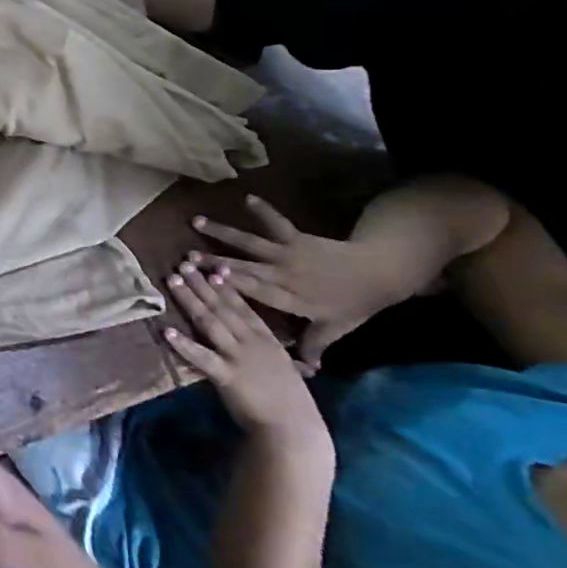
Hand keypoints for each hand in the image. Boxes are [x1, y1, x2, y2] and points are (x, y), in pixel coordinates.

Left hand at [163, 257, 326, 445]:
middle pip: (222, 306)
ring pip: (209, 321)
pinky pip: (201, 356)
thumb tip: (260, 340)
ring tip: (172, 280)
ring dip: (189, 299)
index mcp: (267, 340)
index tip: (213, 267)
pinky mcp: (226, 375)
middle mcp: (252, 342)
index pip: (243, 306)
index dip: (226, 286)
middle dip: (201, 283)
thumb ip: (271, 351)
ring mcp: (238, 357)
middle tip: (183, 263)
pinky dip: (184, 344)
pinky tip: (167, 331)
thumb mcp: (285, 368)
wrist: (295, 432)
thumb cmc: (291, 403)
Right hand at [194, 195, 444, 365]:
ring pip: (250, 242)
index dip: (232, 285)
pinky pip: (277, 222)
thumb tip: (303, 369)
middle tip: (188, 256)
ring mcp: (288, 254)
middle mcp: (284, 275)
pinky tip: (247, 198)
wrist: (378, 274)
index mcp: (291, 299)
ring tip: (197, 222)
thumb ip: (314, 344)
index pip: (256, 292)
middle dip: (214, 260)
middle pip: (244, 267)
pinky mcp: (296, 238)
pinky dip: (263, 210)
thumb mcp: (335, 329)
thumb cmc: (353, 304)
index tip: (208, 279)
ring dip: (223, 232)